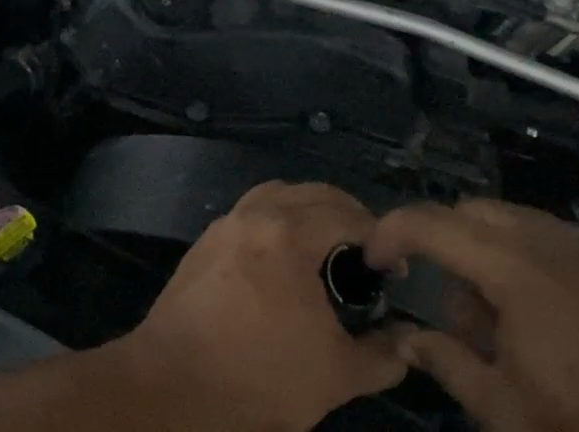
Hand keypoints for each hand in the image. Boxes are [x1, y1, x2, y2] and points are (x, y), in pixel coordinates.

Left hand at [114, 181, 408, 430]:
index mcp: (290, 234)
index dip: (378, 237)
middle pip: (311, 193)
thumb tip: (406, 343)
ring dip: (306, 210)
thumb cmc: (259, 376)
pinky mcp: (203, 244)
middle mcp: (256, 215)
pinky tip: (282, 260)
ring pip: (275, 195)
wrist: (172, 386)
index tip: (392, 270)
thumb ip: (382, 356)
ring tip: (325, 247)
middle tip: (365, 252)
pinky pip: (249, 214)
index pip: (347, 214)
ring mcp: (224, 225)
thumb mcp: (335, 376)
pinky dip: (275, 221)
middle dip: (345, 215)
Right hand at [367, 200, 578, 431]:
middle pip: (472, 212)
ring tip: (504, 321)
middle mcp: (550, 236)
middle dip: (443, 243)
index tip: (372, 259)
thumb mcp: (508, 411)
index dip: (389, 232)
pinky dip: (536, 262)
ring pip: (518, 222)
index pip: (428, 222)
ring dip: (490, 253)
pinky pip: (563, 241)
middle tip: (448, 305)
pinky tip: (557, 322)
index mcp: (512, 266)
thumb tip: (406, 339)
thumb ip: (447, 364)